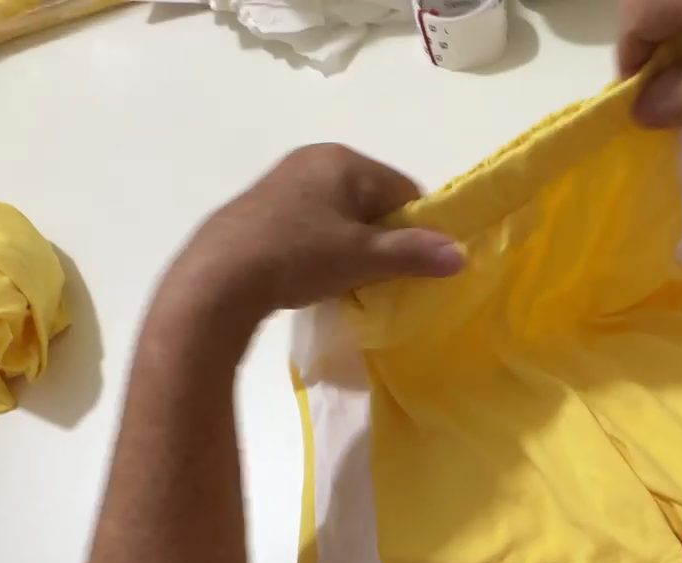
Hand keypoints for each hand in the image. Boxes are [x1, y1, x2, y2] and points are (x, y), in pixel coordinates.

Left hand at [151, 144, 462, 327]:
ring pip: (345, 216)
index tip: (417, 266)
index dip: (418, 229)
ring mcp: (287, 182)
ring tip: (353, 283)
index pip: (404, 190)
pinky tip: (321, 276)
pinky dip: (329, 249)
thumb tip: (461, 254)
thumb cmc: (298, 257)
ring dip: (357, 248)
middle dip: (386, 240)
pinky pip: (317, 225)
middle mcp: (315, 160)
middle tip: (386, 279)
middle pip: (374, 202)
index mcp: (344, 160)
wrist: (220, 277)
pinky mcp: (267, 208)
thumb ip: (413, 254)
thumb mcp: (363, 258)